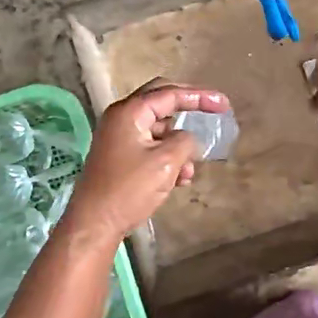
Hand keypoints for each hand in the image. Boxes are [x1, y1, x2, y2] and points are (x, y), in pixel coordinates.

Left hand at [61, 79, 228, 247]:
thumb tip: (186, 138)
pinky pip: (148, 146)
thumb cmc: (129, 189)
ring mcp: (117, 137)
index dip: (199, 97)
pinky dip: (166, 156)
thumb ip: (184, 141)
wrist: (94, 223)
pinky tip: (178, 179)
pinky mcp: (118, 156)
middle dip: (188, 109)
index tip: (223, 105)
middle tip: (211, 112)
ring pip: (157, 129)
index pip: (170, 94)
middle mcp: (120, 118)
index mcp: (129, 112)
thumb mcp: (166, 162)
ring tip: (190, 169)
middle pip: (161, 103)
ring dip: (178, 143)